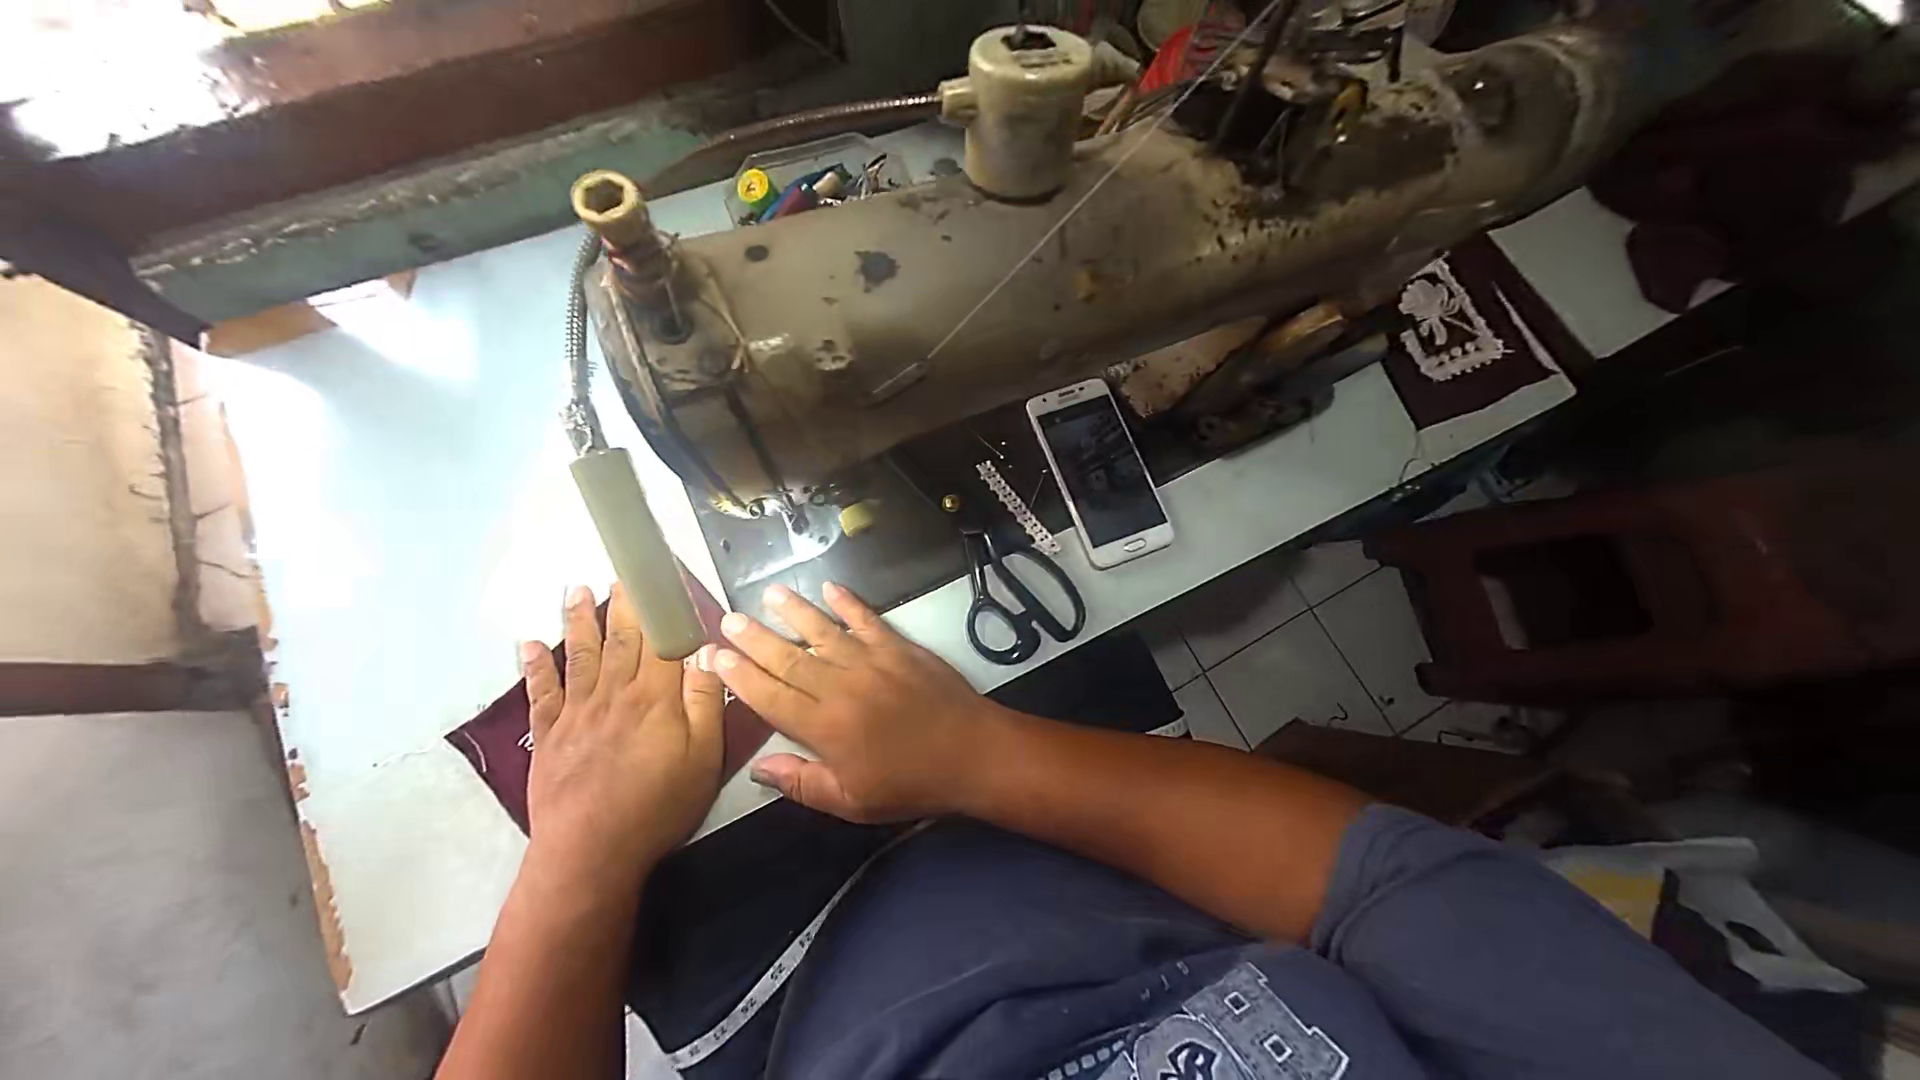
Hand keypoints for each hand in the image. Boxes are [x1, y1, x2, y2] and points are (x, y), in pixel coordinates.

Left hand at [521, 583, 725, 892]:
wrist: (590, 853)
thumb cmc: (659, 804)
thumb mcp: (704, 757)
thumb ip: (705, 701)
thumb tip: (707, 652)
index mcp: (655, 697)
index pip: (661, 639)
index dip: (662, 608)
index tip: (660, 579)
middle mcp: (614, 694)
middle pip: (620, 639)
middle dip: (621, 604)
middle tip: (619, 573)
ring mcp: (577, 713)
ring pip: (579, 655)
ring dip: (578, 621)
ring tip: (576, 591)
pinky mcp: (549, 736)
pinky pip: (541, 692)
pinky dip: (534, 666)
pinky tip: (527, 644)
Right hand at [703, 582, 1006, 822]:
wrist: (971, 752)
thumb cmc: (911, 783)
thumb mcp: (853, 802)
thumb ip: (803, 783)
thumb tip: (760, 768)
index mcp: (825, 727)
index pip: (771, 696)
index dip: (741, 677)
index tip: (716, 656)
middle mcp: (841, 686)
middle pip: (789, 658)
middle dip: (755, 638)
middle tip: (729, 619)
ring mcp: (871, 661)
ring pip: (822, 631)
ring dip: (794, 611)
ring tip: (768, 594)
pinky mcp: (898, 646)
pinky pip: (867, 618)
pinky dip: (848, 602)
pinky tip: (830, 587)